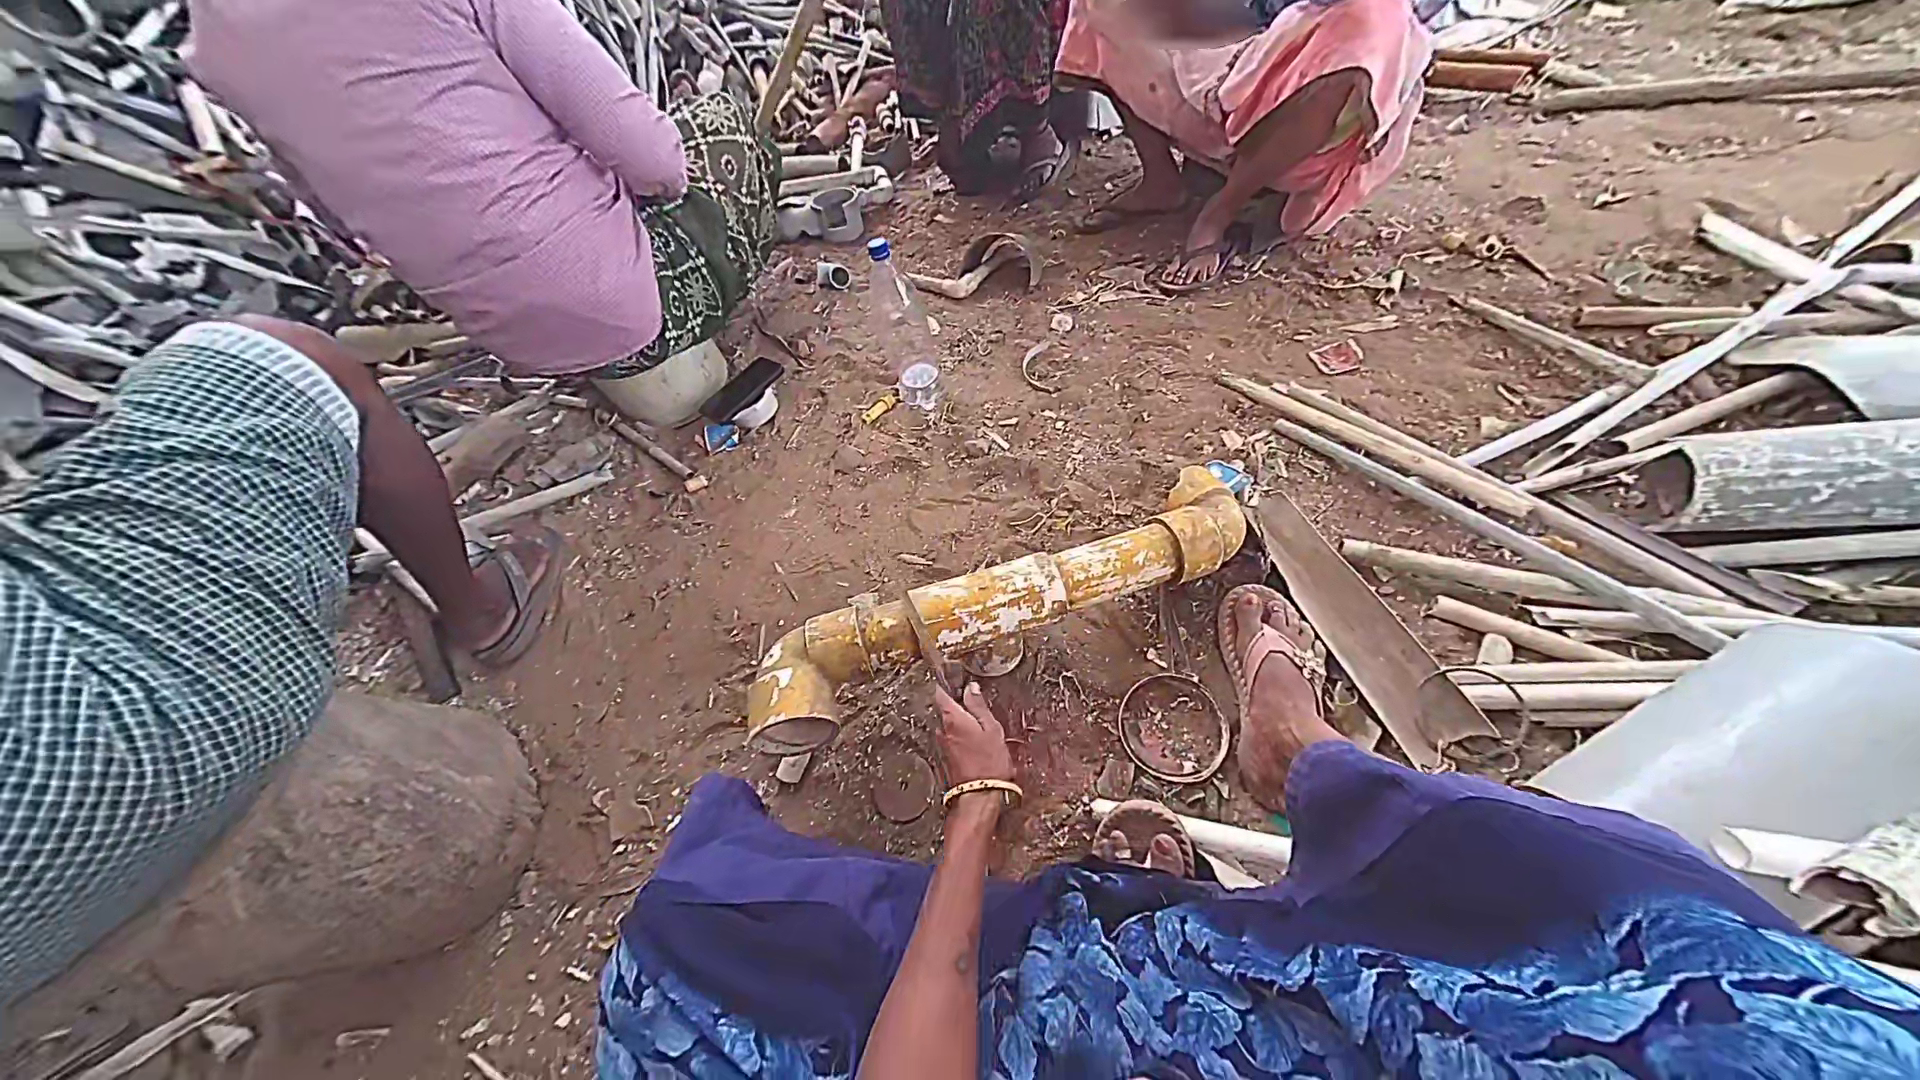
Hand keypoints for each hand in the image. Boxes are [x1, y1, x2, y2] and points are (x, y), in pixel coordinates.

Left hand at [934, 683, 1013, 787]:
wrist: (980, 796)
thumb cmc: (988, 763)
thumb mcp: (991, 729)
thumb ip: (979, 707)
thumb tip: (971, 688)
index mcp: (953, 718)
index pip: (941, 693)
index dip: (946, 684)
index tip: (954, 678)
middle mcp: (943, 730)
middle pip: (945, 709)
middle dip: (958, 704)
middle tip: (975, 703)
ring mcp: (943, 744)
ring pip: (949, 724)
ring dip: (961, 722)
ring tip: (979, 725)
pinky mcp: (947, 757)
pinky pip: (952, 738)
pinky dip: (961, 735)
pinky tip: (976, 741)